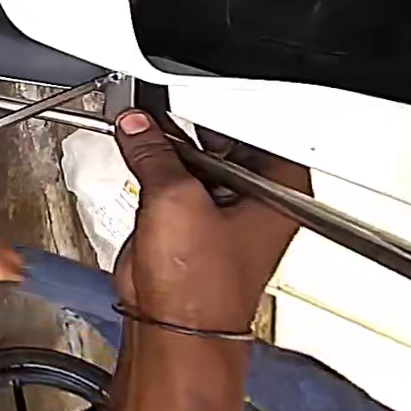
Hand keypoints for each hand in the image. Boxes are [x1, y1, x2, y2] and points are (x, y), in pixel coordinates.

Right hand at [110, 111, 297, 332]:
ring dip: (161, 142)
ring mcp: (216, 206)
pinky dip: (149, 162)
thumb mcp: (175, 199)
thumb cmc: (200, 284)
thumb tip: (136, 125)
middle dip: (183, 121)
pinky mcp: (183, 216)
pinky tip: (133, 146)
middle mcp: (251, 197)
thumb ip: (153, 152)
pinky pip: (167, 176)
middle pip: (218, 138)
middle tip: (153, 102)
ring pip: (189, 157)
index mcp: (276, 192)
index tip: (183, 89)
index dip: (217, 106)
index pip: (253, 128)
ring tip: (138, 121)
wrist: (169, 322)